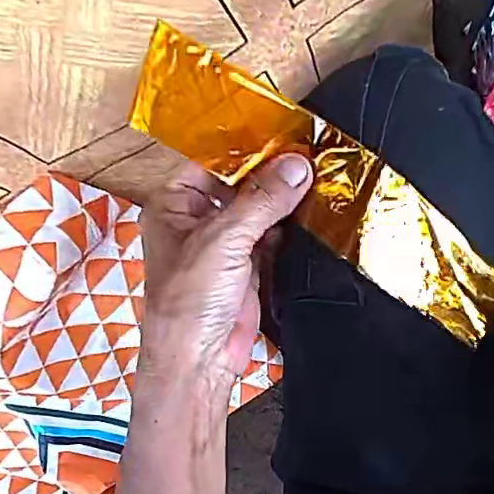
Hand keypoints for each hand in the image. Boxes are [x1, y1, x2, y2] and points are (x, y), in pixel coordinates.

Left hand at [137, 155, 311, 397]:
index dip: (247, 150)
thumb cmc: (189, 299)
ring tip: (318, 178)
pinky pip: (271, 240)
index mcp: (175, 204)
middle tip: (309, 155)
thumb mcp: (223, 238)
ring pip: (258, 214)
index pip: (214, 163)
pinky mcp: (248, 271)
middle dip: (271, 176)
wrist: (200, 357)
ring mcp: (225, 247)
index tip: (284, 136)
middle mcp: (198, 222)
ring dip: (283, 203)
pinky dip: (289, 230)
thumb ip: (262, 200)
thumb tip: (297, 165)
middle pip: (240, 187)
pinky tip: (311, 215)